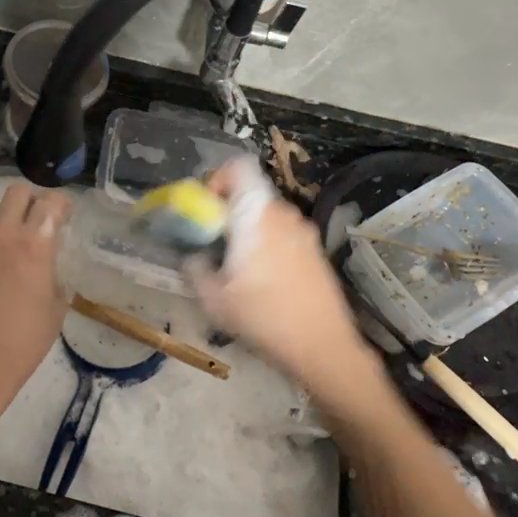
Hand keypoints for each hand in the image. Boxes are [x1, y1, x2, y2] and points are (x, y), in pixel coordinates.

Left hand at [0, 181, 69, 413]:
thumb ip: (55, 276)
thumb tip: (50, 267)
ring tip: (14, 237)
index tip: (66, 213)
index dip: (61, 202)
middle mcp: (4, 234)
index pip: (50, 202)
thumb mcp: (56, 308)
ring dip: (7, 216)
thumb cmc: (25, 340)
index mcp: (35, 245)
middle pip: (17, 192)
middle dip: (32, 199)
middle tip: (40, 219)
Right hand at [185, 159, 381, 390]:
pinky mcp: (317, 252)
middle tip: (214, 243)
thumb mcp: (214, 300)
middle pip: (250, 194)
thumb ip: (196, 268)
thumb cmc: (264, 319)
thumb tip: (193, 255)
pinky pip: (284, 234)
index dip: (217, 179)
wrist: (324, 348)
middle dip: (229, 212)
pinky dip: (270, 245)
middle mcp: (282, 214)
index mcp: (255, 215)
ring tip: (238, 267)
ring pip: (267, 216)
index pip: (238, 168)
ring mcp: (304, 232)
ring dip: (249, 230)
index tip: (205, 208)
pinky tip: (265, 282)